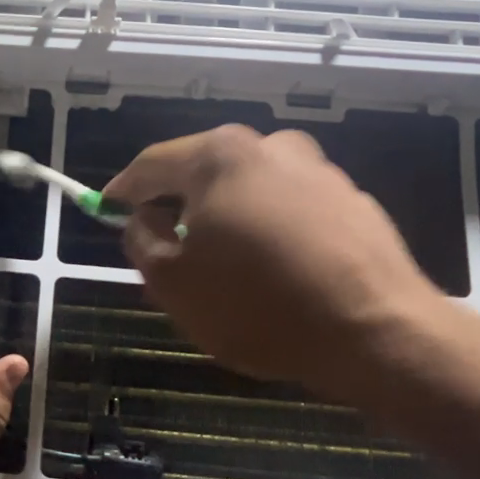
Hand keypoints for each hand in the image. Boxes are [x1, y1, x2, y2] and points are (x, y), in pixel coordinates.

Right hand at [102, 125, 441, 396]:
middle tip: (163, 250)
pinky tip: (271, 273)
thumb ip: (140, 240)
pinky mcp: (352, 200)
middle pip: (203, 172)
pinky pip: (288, 209)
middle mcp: (270, 146)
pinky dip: (268, 231)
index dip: (121, 191)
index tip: (105, 212)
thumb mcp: (171, 282)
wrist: (374, 332)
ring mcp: (318, 170)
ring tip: (221, 268)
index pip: (150, 165)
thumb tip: (143, 219)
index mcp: (219, 156)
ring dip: (225, 219)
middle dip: (177, 208)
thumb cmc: (256, 305)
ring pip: (248, 190)